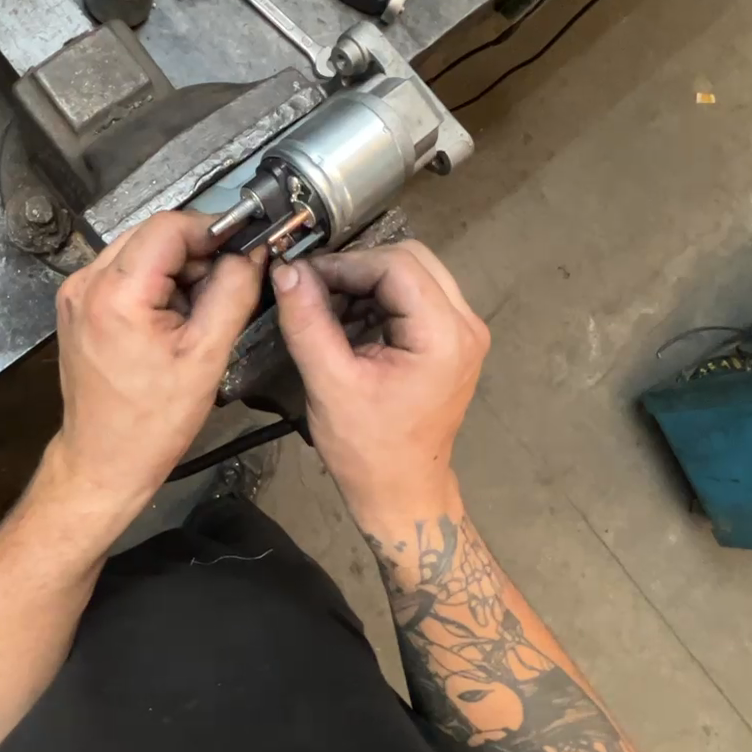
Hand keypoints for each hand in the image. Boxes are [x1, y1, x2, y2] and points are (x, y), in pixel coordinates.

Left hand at [49, 211, 264, 524]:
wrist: (104, 460)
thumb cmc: (150, 422)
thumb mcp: (207, 355)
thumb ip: (233, 292)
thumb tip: (251, 253)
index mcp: (116, 293)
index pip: (170, 226)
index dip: (212, 231)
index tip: (241, 249)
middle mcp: (86, 284)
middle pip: (153, 235)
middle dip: (195, 255)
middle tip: (224, 288)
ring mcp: (77, 295)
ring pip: (140, 252)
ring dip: (176, 272)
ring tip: (193, 317)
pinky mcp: (79, 308)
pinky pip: (124, 275)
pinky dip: (154, 287)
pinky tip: (170, 323)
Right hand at [272, 241, 488, 521]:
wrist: (400, 491)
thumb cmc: (366, 448)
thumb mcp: (329, 384)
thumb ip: (307, 322)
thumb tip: (286, 271)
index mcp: (444, 335)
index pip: (395, 266)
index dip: (344, 264)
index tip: (302, 279)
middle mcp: (465, 325)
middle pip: (411, 260)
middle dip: (357, 268)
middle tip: (314, 290)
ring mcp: (463, 332)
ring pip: (413, 274)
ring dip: (367, 283)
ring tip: (327, 309)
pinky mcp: (451, 341)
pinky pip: (415, 297)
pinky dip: (378, 299)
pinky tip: (348, 323)